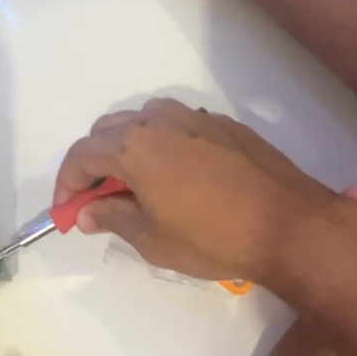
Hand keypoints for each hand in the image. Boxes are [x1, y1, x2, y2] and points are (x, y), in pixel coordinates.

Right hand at [54, 98, 356, 283]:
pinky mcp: (226, 126)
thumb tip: (87, 212)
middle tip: (99, 202)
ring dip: (129, 150)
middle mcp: (162, 119)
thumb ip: (112, 217)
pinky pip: (180, 127)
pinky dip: (164, 147)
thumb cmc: (212, 238)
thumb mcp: (152, 238)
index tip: (68, 212)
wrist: (288, 224)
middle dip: (96, 165)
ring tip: (137, 189)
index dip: (67, 184)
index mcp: (135, 144)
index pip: (82, 155)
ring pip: (146, 123)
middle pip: (110, 131)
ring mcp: (197, 117)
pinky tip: (177, 180)